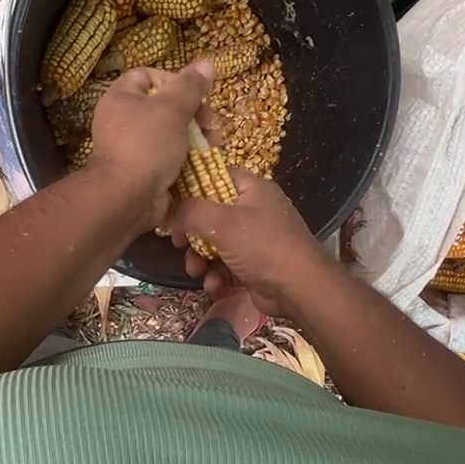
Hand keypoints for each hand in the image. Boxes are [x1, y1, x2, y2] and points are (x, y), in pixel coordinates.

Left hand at [86, 61, 217, 226]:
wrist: (127, 199)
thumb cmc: (146, 145)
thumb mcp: (172, 109)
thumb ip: (191, 86)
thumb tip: (207, 63)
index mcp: (121, 98)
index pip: (147, 76)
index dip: (174, 80)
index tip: (194, 93)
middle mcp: (123, 122)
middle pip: (165, 107)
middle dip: (194, 113)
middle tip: (210, 124)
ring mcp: (133, 149)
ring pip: (171, 135)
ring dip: (197, 137)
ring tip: (215, 144)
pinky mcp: (144, 172)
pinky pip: (169, 159)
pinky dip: (188, 159)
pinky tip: (207, 162)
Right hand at [163, 169, 332, 315]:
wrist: (298, 289)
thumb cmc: (263, 246)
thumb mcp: (223, 223)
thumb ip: (190, 212)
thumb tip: (166, 211)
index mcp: (252, 190)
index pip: (216, 174)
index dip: (191, 185)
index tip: (169, 199)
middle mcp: (253, 211)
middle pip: (210, 213)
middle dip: (191, 231)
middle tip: (178, 241)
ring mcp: (253, 240)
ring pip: (213, 243)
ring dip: (199, 258)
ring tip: (196, 270)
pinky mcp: (252, 266)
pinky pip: (224, 266)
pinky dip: (215, 275)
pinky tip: (213, 285)